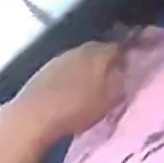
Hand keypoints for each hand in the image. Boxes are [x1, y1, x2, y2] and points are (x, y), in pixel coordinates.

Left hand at [2, 41, 128, 143]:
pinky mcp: (46, 68)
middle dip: (106, 62)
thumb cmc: (76, 108)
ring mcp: (62, 56)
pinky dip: (72, 75)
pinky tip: (70, 90)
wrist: (34, 114)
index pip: (118, 48)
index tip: (129, 69)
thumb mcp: (107, 102)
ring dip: (88, 68)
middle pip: (99, 50)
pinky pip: (67, 67)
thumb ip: (120, 86)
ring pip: (82, 58)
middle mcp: (81, 49)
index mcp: (99, 53)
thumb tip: (127, 76)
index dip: (126, 58)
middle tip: (112, 78)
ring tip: (91, 86)